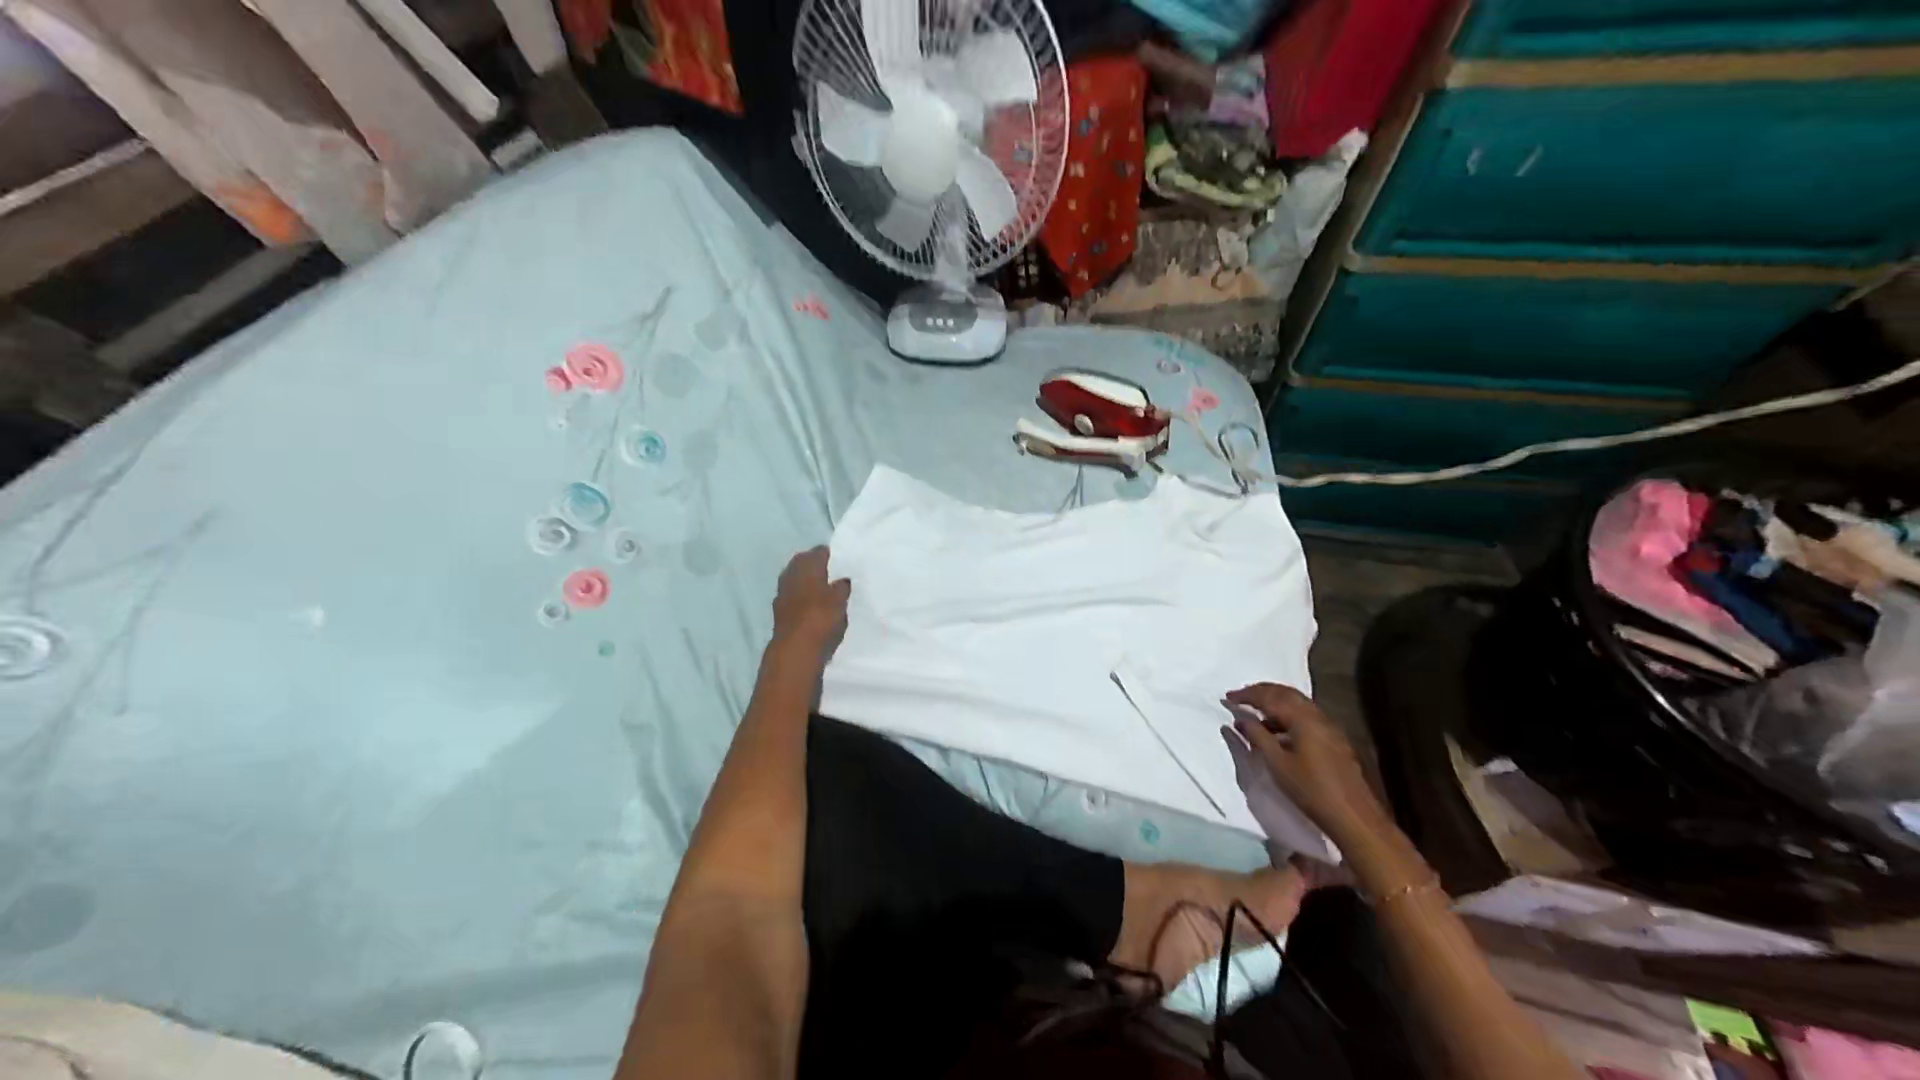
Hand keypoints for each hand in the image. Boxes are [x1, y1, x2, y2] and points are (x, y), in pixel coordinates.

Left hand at [771, 546, 850, 664]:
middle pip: (807, 565)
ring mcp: (782, 592)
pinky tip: (817, 609)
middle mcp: (790, 573)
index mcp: (805, 563)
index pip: (821, 551)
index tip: (846, 563)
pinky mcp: (780, 611)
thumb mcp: (840, 598)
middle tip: (839, 577)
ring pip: (800, 582)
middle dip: (820, 569)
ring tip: (830, 594)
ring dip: (811, 585)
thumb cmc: (821, 617)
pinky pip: (796, 598)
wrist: (796, 649)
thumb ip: (842, 585)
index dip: (834, 556)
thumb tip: (842, 579)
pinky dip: (805, 600)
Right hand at [1225, 683, 1388, 848]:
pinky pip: (1306, 716)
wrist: (1353, 817)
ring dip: (1275, 703)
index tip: (1227, 698)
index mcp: (1303, 719)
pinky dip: (1287, 715)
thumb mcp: (1277, 764)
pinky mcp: (1334, 740)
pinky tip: (1278, 731)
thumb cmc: (1310, 790)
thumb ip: (1257, 736)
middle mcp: (1318, 717)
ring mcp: (1329, 728)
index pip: (1270, 697)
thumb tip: (1240, 719)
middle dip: (1262, 692)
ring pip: (1298, 704)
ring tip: (1255, 713)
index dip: (1247, 695)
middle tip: (1240, 697)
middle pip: (1286, 694)